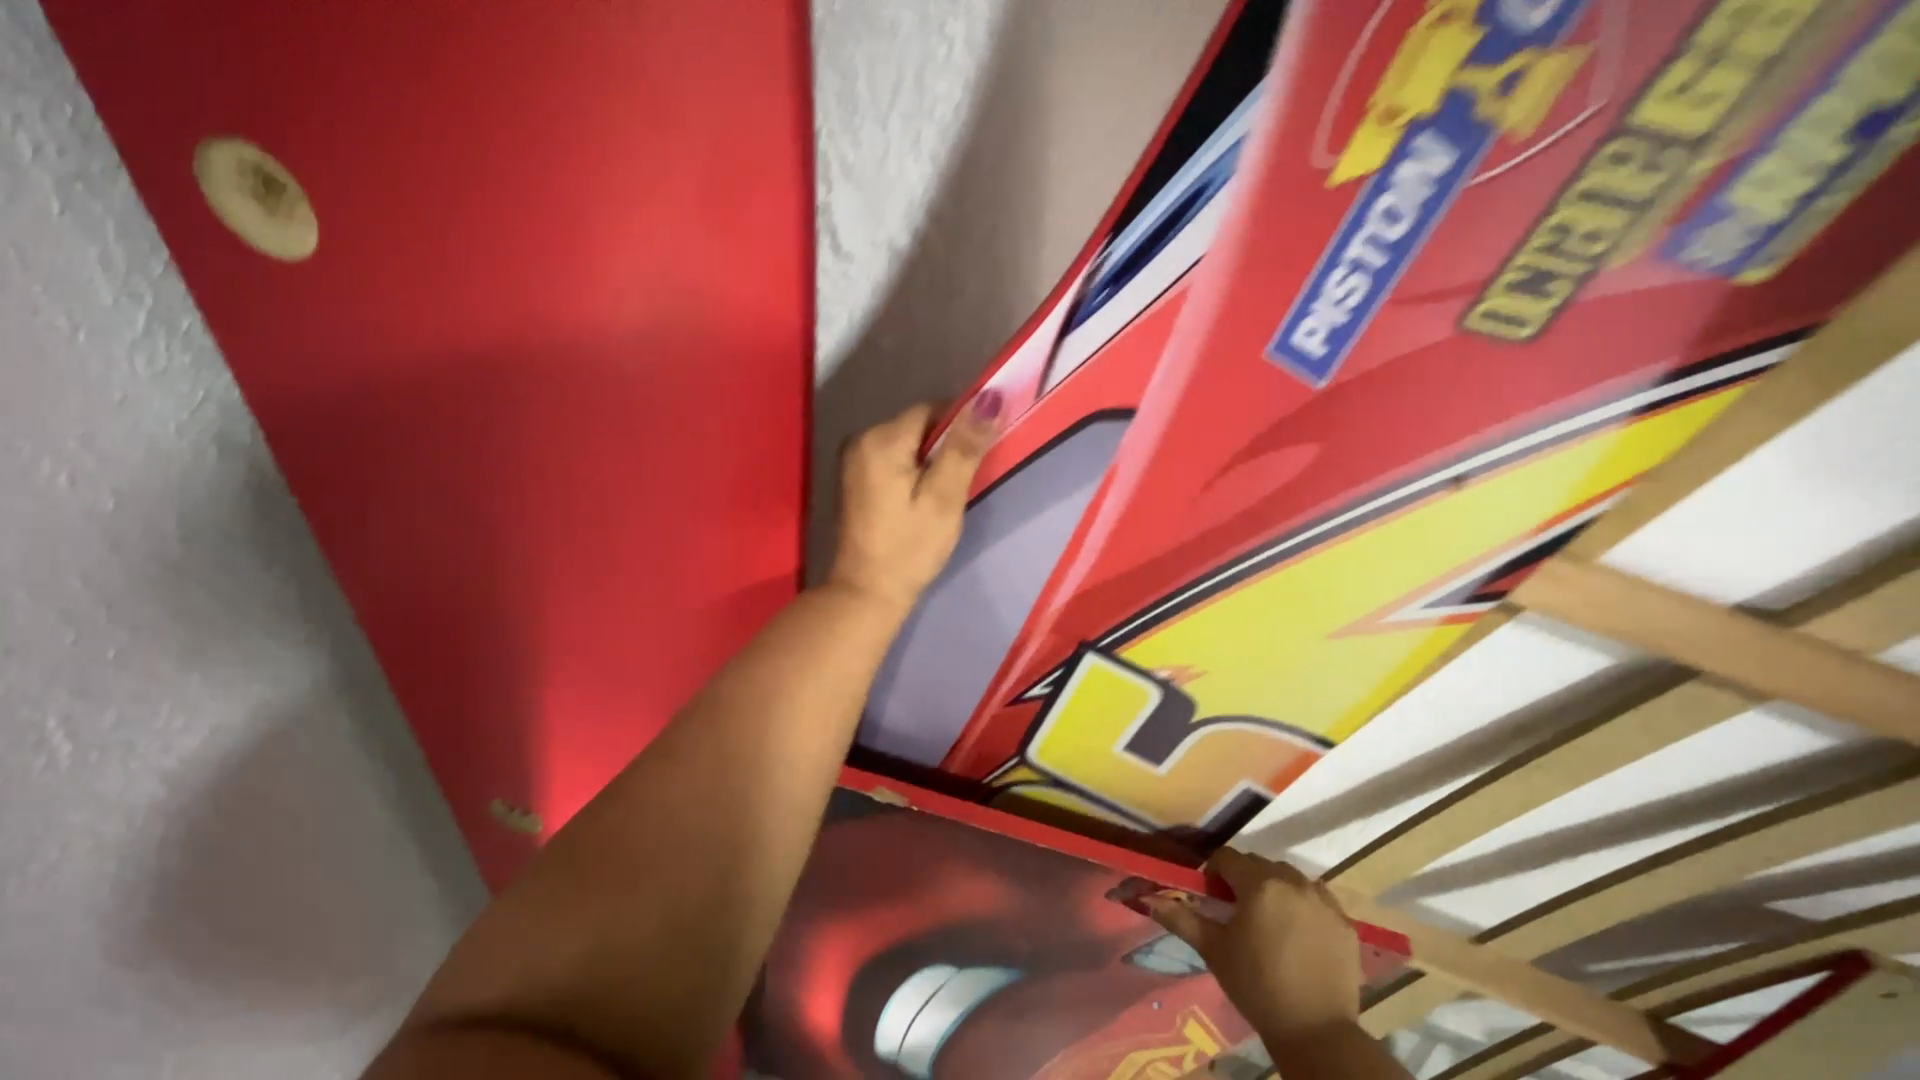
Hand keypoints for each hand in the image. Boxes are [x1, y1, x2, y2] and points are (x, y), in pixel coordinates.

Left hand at [826, 392, 1002, 610]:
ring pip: (908, 442)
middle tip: (959, 486)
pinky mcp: (854, 478)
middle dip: (945, 446)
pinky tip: (920, 502)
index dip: (961, 426)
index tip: (978, 457)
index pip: (933, 409)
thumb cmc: (910, 547)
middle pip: (919, 424)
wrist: (866, 592)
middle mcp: (861, 438)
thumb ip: (964, 446)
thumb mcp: (944, 497)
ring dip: (930, 461)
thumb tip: (990, 397)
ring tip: (941, 497)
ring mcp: (853, 459)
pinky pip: (894, 459)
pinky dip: (913, 472)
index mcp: (881, 439)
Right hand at [1144, 849, 1360, 1042]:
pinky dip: (1304, 907)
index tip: (1211, 899)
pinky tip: (1299, 936)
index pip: (1227, 858)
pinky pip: (1318, 900)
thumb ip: (1180, 918)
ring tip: (1270, 923)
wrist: (1315, 1030)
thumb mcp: (1214, 950)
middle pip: (1260, 866)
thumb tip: (1148, 898)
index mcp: (1259, 884)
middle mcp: (1294, 882)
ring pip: (1291, 879)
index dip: (1214, 874)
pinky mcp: (1345, 922)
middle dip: (1244, 881)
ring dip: (1276, 890)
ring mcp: (1324, 901)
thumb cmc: (1255, 986)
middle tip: (1237, 913)